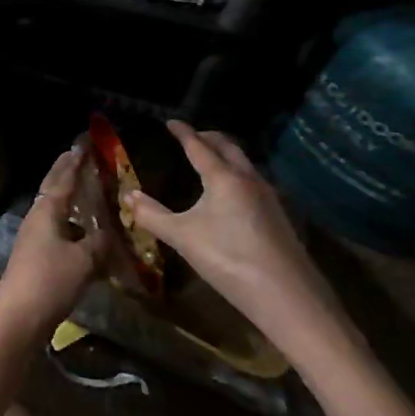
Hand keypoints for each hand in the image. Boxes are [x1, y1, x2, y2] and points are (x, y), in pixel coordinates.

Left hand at [0, 147, 105, 332]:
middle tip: (78, 158)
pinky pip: (55, 230)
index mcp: (47, 210)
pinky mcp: (34, 259)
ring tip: (84, 192)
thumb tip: (110, 233)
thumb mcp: (84, 259)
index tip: (83, 145)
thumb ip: (100, 243)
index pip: (63, 178)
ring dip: (67, 199)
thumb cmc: (50, 279)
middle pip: (52, 189)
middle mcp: (37, 218)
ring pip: (53, 210)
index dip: (74, 162)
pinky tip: (82, 233)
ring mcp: (33, 239)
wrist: (17, 318)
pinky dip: (69, 224)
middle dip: (65, 173)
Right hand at [127, 122, 340, 344]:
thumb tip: (128, 196)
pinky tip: (233, 192)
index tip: (171, 122)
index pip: (199, 145)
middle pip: (227, 146)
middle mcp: (247, 177)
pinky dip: (237, 172)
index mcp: (223, 176)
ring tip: (211, 159)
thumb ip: (153, 216)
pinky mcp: (277, 213)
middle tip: (191, 136)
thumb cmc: (229, 259)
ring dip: (226, 153)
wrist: (286, 293)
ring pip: (244, 162)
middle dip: (208, 137)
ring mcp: (267, 194)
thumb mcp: (183, 238)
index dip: (183, 132)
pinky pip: (253, 178)